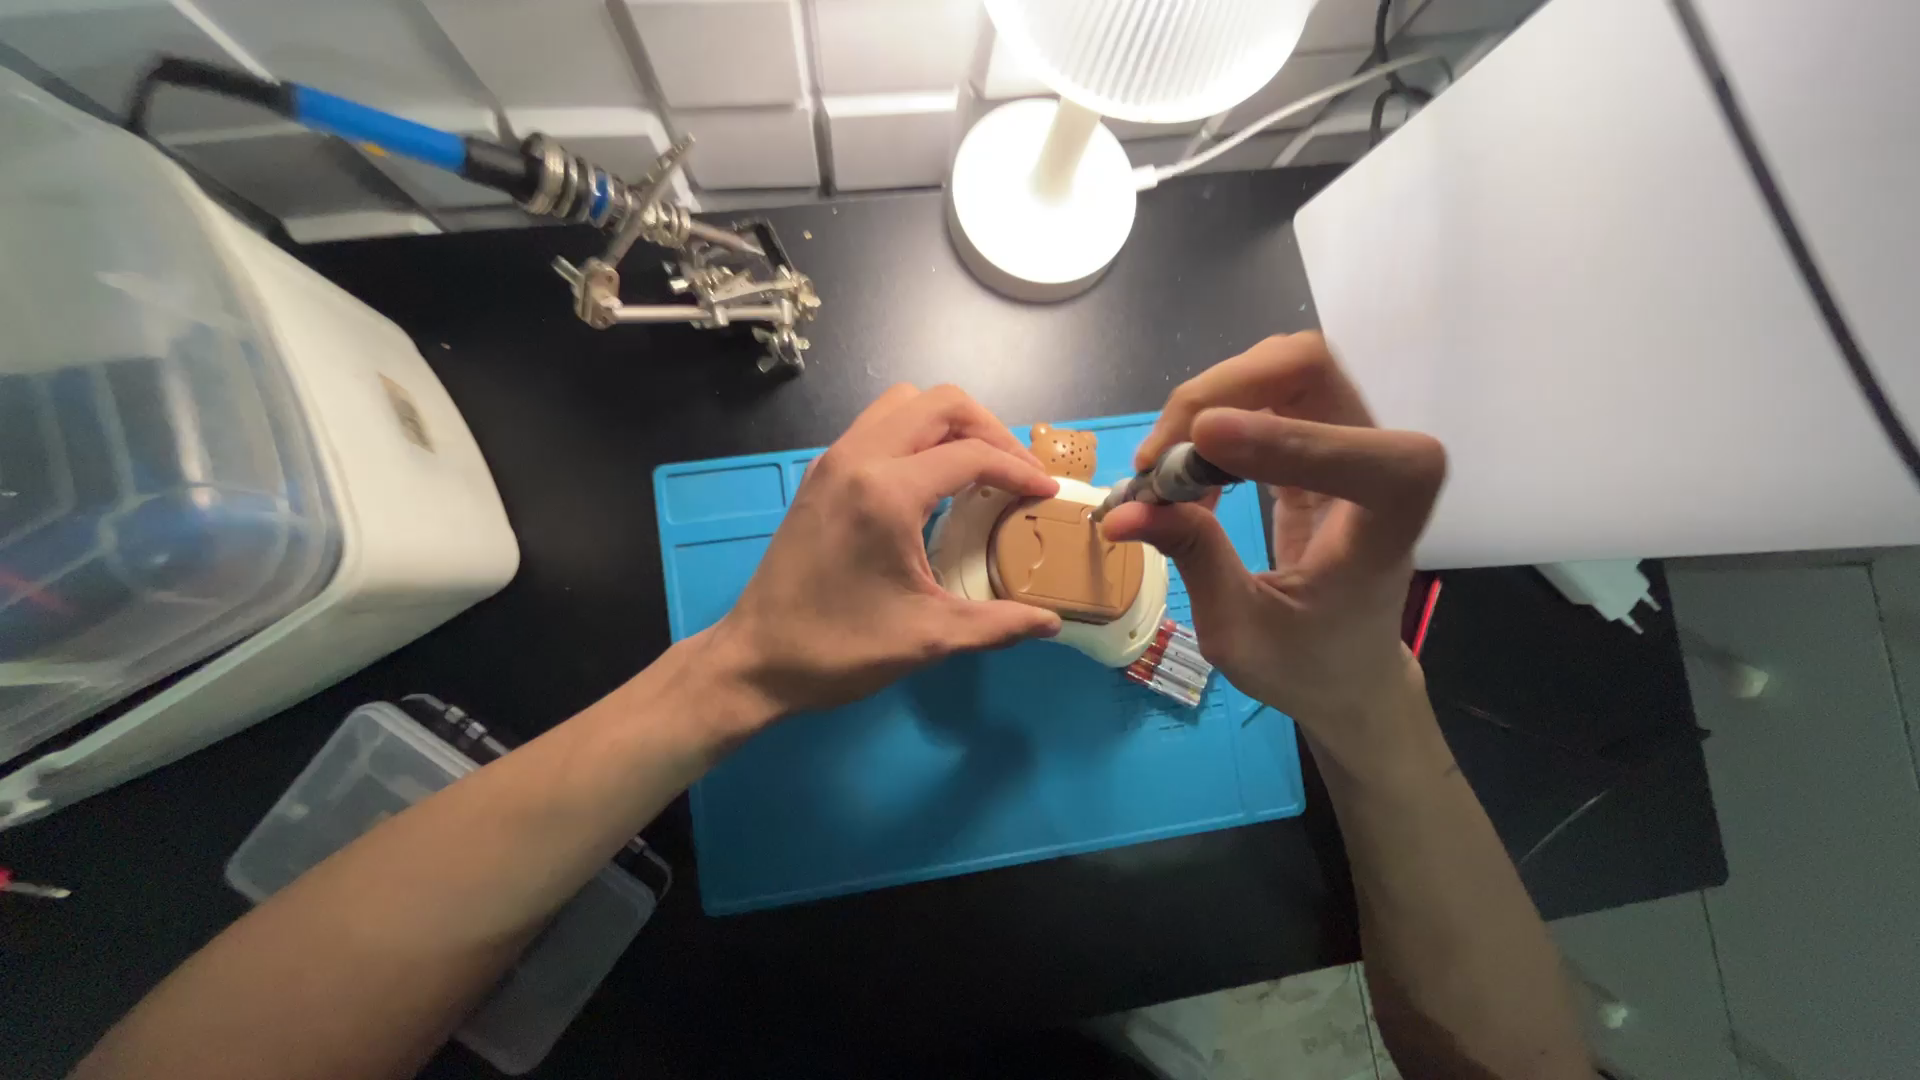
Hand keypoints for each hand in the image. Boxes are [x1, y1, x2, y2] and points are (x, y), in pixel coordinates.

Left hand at [713, 384, 1063, 718]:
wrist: (756, 658)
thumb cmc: (840, 649)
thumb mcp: (928, 639)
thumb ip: (998, 625)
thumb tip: (1052, 623)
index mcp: (886, 492)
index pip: (971, 454)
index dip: (1019, 470)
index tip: (1047, 493)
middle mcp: (858, 458)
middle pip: (940, 403)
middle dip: (990, 429)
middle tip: (1017, 470)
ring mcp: (833, 460)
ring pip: (904, 404)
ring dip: (949, 424)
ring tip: (979, 466)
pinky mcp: (820, 473)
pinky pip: (878, 426)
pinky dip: (916, 436)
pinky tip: (933, 481)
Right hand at [1100, 333, 1445, 762]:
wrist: (1346, 672)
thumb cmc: (1306, 665)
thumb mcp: (1238, 631)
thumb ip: (1194, 559)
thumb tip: (1123, 512)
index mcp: (1386, 530)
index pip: (1370, 456)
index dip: (1288, 439)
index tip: (1201, 448)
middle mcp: (1378, 470)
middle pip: (1312, 372)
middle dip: (1221, 392)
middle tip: (1158, 455)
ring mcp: (1346, 448)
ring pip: (1283, 370)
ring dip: (1208, 400)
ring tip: (1158, 464)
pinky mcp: (1315, 448)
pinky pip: (1264, 398)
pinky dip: (1210, 420)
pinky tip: (1181, 472)